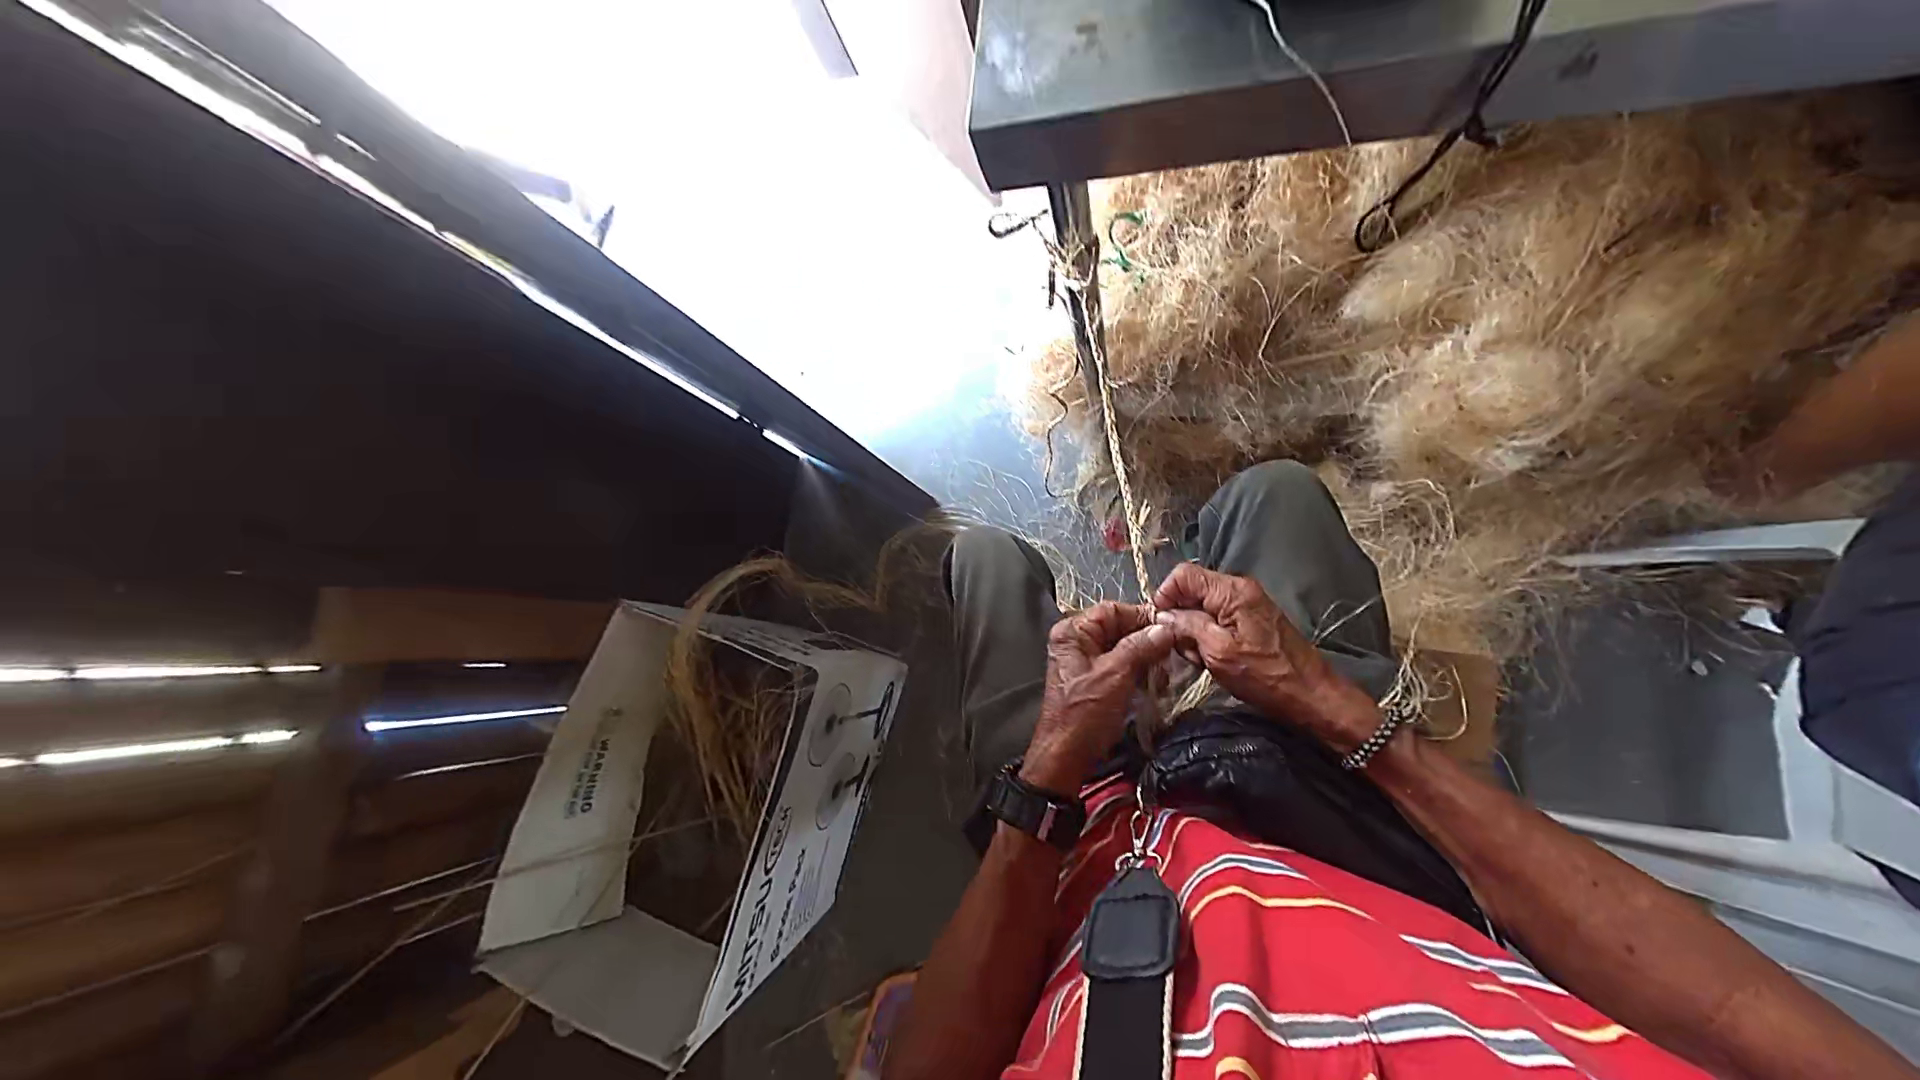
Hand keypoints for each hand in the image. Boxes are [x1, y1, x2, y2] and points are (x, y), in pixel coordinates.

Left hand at [1021, 602, 1176, 794]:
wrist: (1067, 756)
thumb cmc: (1084, 714)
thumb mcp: (1115, 675)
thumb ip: (1140, 647)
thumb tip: (1165, 628)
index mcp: (1072, 632)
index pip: (1112, 610)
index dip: (1142, 616)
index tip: (1170, 627)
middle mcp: (1077, 642)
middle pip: (1120, 629)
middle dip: (1147, 642)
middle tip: (1170, 653)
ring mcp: (1086, 662)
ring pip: (1125, 649)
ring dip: (1146, 660)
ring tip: (1162, 675)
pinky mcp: (1096, 681)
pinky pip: (1122, 667)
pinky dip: (1139, 674)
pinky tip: (1154, 685)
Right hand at [1151, 563, 1379, 752]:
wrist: (1312, 696)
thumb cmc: (1267, 676)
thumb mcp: (1218, 651)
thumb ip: (1187, 626)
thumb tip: (1163, 615)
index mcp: (1232, 591)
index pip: (1182, 574)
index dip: (1165, 596)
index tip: (1162, 625)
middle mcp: (1239, 589)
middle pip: (1190, 590)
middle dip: (1180, 618)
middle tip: (1185, 648)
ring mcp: (1246, 603)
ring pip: (1200, 606)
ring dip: (1192, 631)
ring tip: (1202, 658)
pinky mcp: (1249, 619)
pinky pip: (1215, 618)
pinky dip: (1206, 636)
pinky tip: (1213, 658)